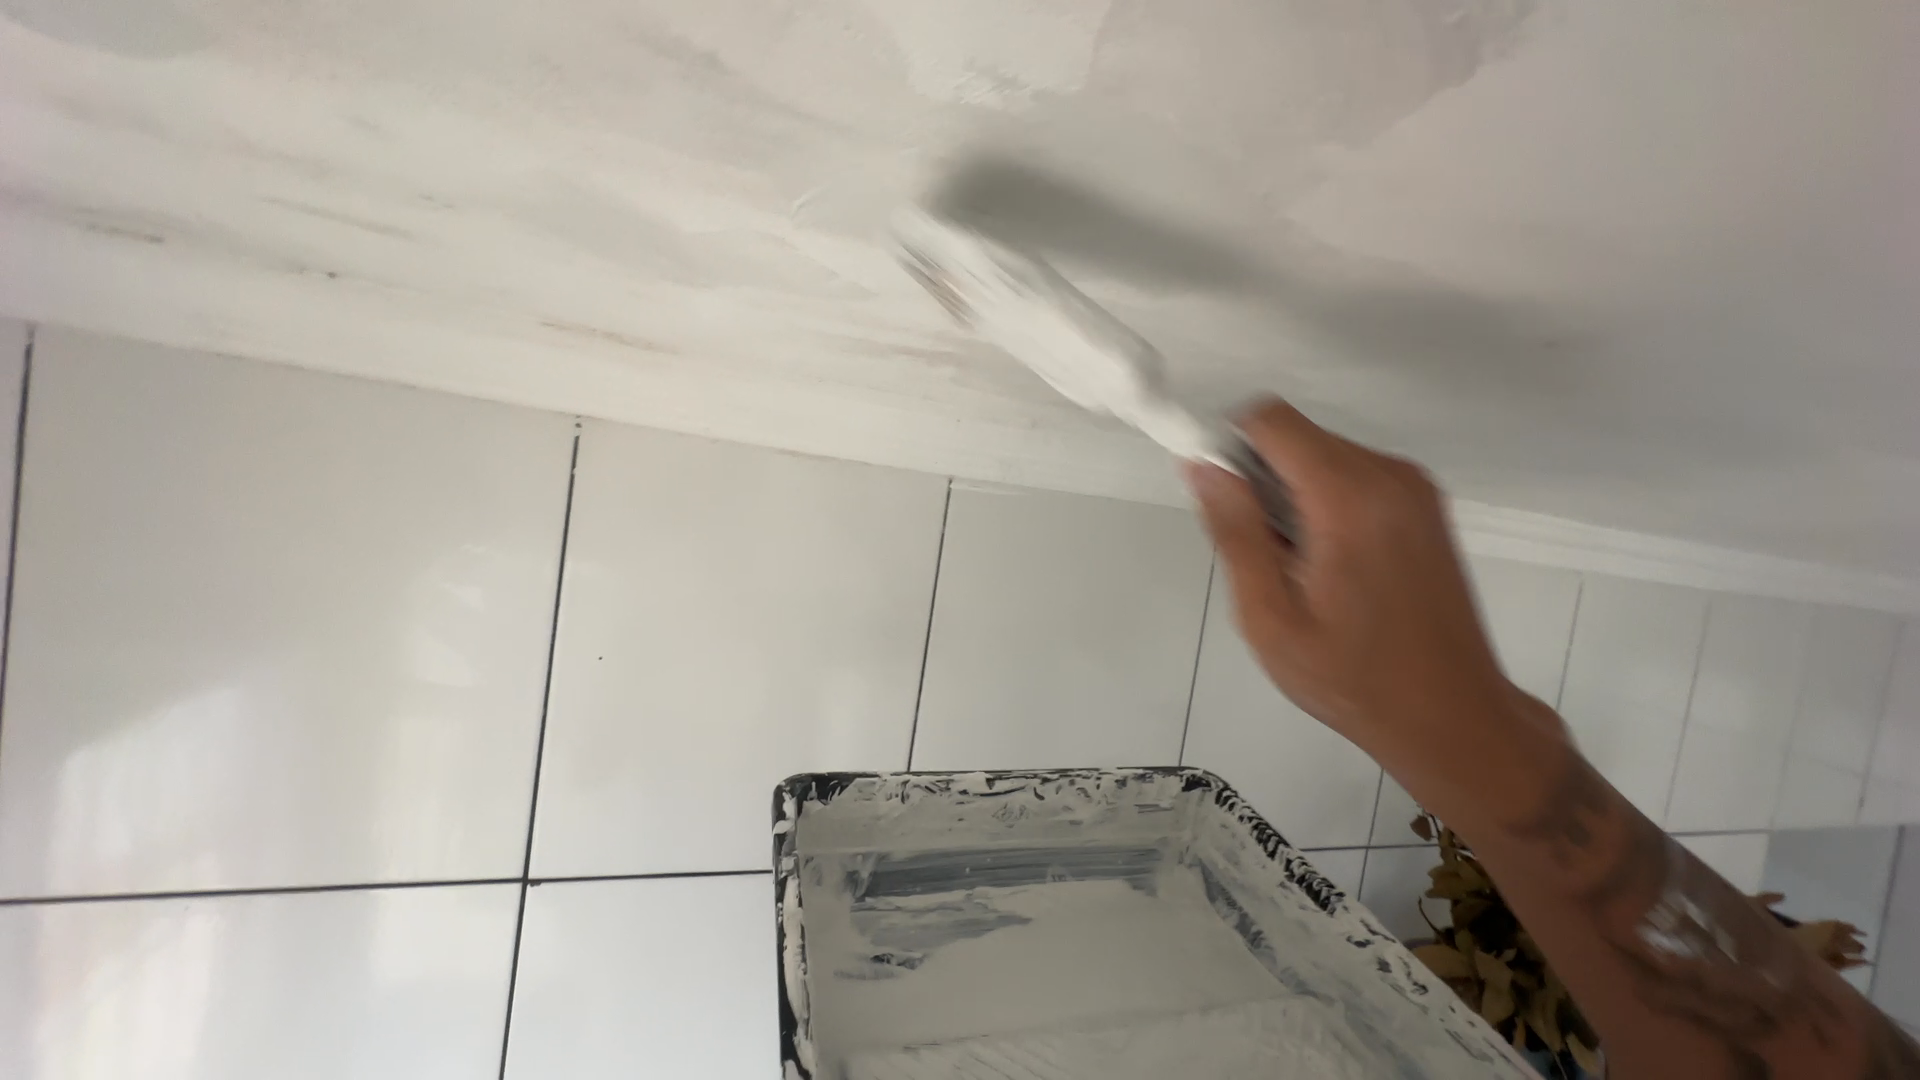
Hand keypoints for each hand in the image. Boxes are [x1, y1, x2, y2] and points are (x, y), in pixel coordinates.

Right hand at [1185, 399, 1513, 759]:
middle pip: (1295, 436)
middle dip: (1260, 478)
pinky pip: (1351, 475)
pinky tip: (1330, 565)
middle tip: (1262, 554)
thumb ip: (1235, 531)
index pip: (1270, 419)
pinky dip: (1323, 502)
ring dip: (1290, 493)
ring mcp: (1414, 486)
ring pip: (1321, 455)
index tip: (1220, 500)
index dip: (1229, 445)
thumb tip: (1200, 465)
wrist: (1451, 715)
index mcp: (1349, 496)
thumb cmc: (1349, 675)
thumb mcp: (1268, 614)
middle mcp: (1389, 474)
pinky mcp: (1425, 503)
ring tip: (1298, 567)